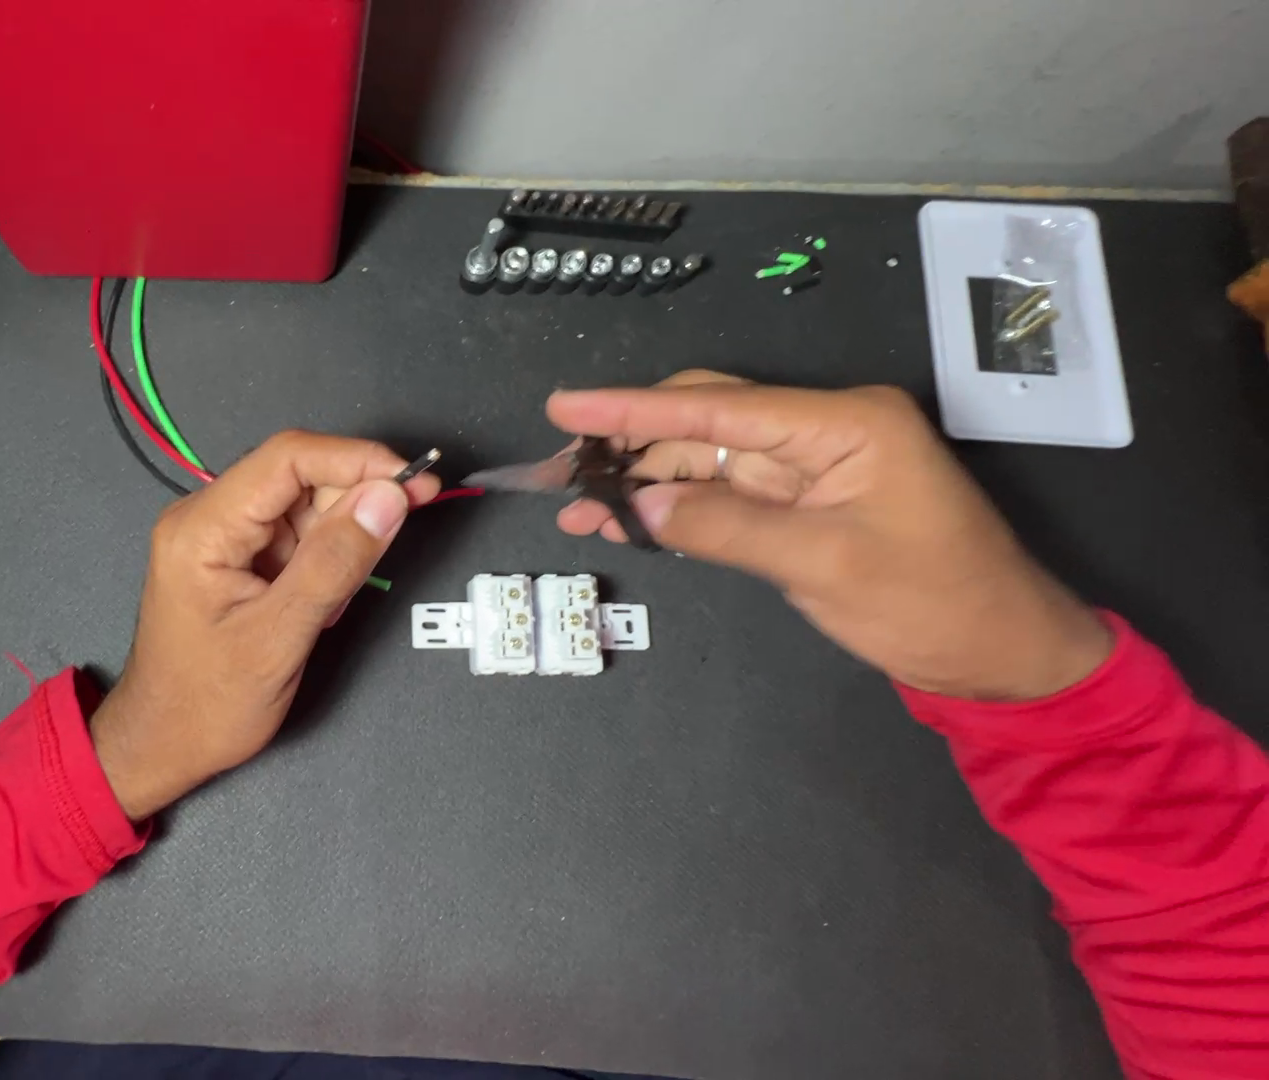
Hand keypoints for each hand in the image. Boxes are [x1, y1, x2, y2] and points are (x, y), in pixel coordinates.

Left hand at [90, 432, 440, 819]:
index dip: (358, 459)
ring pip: (302, 507)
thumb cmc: (206, 705)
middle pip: (298, 478)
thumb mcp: (279, 637)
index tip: (415, 482)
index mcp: (202, 528)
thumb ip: (334, 564)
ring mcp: (220, 535)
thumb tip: (387, 498)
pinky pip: (294, 536)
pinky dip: (321, 562)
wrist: (163, 743)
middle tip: (389, 541)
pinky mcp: (235, 555)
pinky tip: (315, 607)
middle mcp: (205, 517)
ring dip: (336, 544)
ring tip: (327, 606)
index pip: (288, 459)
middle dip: (352, 504)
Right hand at [550, 371, 1112, 701]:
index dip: (631, 409)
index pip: (716, 409)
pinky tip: (618, 518)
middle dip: (624, 441)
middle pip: (698, 420)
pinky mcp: (786, 498)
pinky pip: (709, 490)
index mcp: (841, 424)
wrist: (995, 654)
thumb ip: (727, 528)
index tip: (564, 406)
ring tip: (573, 506)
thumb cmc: (933, 603)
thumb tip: (641, 503)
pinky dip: (662, 505)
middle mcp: (814, 430)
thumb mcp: (826, 567)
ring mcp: (798, 464)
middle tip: (558, 469)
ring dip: (634, 480)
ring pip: (694, 457)